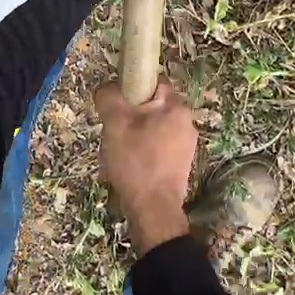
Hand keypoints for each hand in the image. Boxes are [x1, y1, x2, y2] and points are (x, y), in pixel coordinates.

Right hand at [94, 80, 196, 255]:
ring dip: (132, 137)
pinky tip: (128, 168)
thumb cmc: (135, 161)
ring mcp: (186, 145)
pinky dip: (141, 153)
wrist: (153, 210)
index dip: (130, 92)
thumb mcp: (114, 123)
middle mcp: (187, 122)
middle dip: (128, 118)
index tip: (115, 108)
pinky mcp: (180, 163)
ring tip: (118, 154)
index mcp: (176, 107)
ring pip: (150, 129)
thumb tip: (107, 88)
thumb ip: (109, 96)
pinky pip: (156, 148)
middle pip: (149, 108)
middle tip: (113, 133)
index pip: (151, 84)